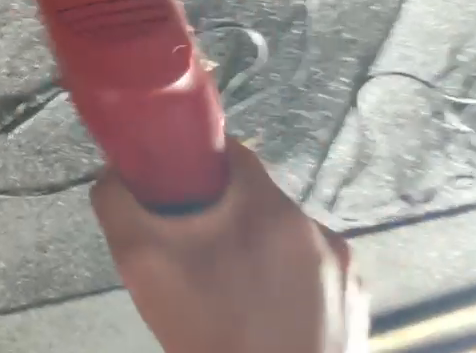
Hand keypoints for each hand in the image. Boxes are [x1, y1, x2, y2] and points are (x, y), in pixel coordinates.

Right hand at [93, 139, 366, 352]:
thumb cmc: (204, 323)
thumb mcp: (136, 255)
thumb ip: (115, 198)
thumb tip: (115, 171)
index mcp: (272, 209)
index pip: (229, 151)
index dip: (191, 157)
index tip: (166, 181)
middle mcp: (321, 233)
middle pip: (253, 196)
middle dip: (216, 208)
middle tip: (185, 242)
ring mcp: (348, 276)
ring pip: (280, 236)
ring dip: (248, 244)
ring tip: (219, 282)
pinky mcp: (360, 312)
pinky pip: (306, 272)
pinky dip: (278, 279)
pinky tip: (254, 308)